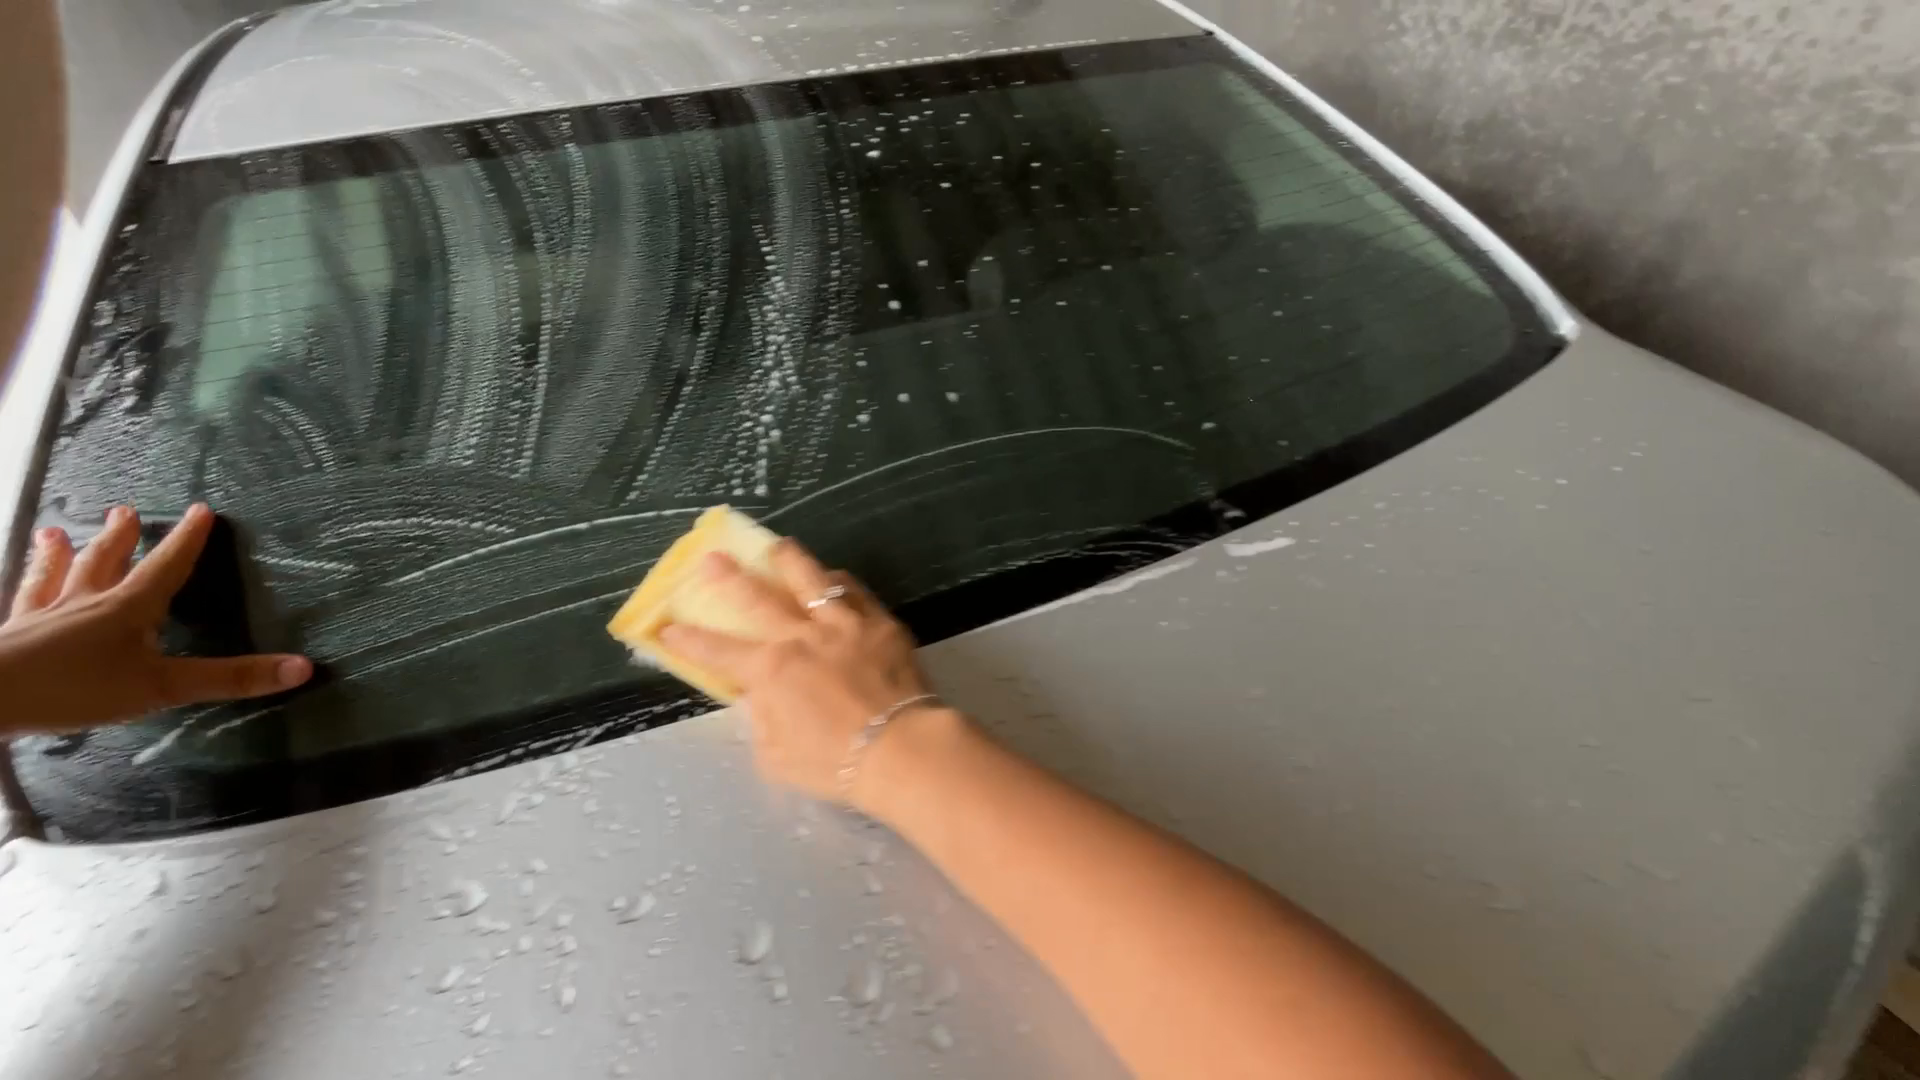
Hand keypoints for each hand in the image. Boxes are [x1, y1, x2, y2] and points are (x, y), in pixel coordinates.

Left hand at [0, 503, 311, 733]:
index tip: (201, 509)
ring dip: (57, 555)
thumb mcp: (163, 687)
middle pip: (105, 563)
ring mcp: (35, 620)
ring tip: (53, 532)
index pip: (166, 567)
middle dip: (119, 539)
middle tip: (123, 511)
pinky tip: (16, 583)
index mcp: (126, 609)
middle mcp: (82, 604)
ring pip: (52, 577)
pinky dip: (19, 588)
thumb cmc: (72, 689)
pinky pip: (15, 604)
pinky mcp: (4, 638)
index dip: (187, 540)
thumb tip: (305, 666)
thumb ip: (231, 679)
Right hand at [659, 541, 940, 808]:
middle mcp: (801, 636)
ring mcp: (843, 624)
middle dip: (728, 578)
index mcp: (770, 670)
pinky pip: (855, 591)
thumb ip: (763, 720)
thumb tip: (759, 696)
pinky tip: (833, 578)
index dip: (688, 639)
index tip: (667, 626)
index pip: (718, 650)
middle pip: (758, 597)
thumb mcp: (777, 756)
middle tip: (711, 557)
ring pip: (810, 579)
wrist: (900, 749)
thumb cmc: (834, 763)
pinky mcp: (880, 623)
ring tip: (777, 547)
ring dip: (788, 560)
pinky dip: (838, 582)